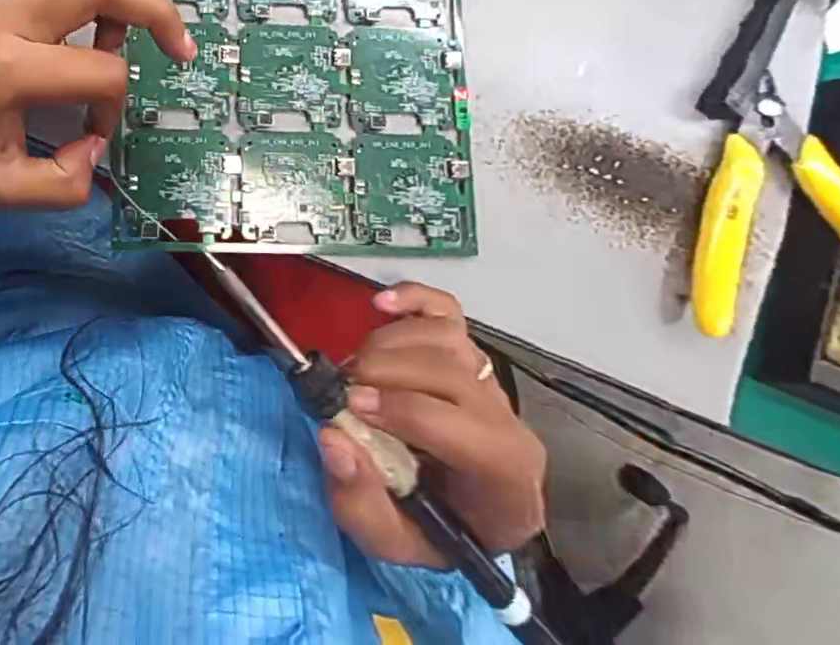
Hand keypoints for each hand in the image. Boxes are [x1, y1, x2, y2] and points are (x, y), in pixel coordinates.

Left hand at [0, 0, 194, 208]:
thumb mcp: (0, 190)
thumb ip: (62, 184)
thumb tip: (97, 146)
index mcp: (9, 69)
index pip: (99, 70)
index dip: (114, 107)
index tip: (93, 134)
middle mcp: (9, 20)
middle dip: (153, 10)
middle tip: (180, 47)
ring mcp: (3, 2)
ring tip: (137, 40)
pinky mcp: (2, 1)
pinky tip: (99, 33)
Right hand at [318, 283, 546, 565]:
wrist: (452, 506)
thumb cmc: (426, 524)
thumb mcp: (389, 540)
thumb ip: (360, 502)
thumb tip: (334, 437)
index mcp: (504, 477)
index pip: (473, 432)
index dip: (408, 412)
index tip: (351, 406)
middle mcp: (506, 422)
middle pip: (449, 373)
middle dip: (383, 374)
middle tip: (342, 390)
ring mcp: (487, 380)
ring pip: (443, 338)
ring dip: (384, 346)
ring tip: (356, 370)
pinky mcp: (464, 351)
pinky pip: (445, 310)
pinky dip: (412, 298)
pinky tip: (380, 304)